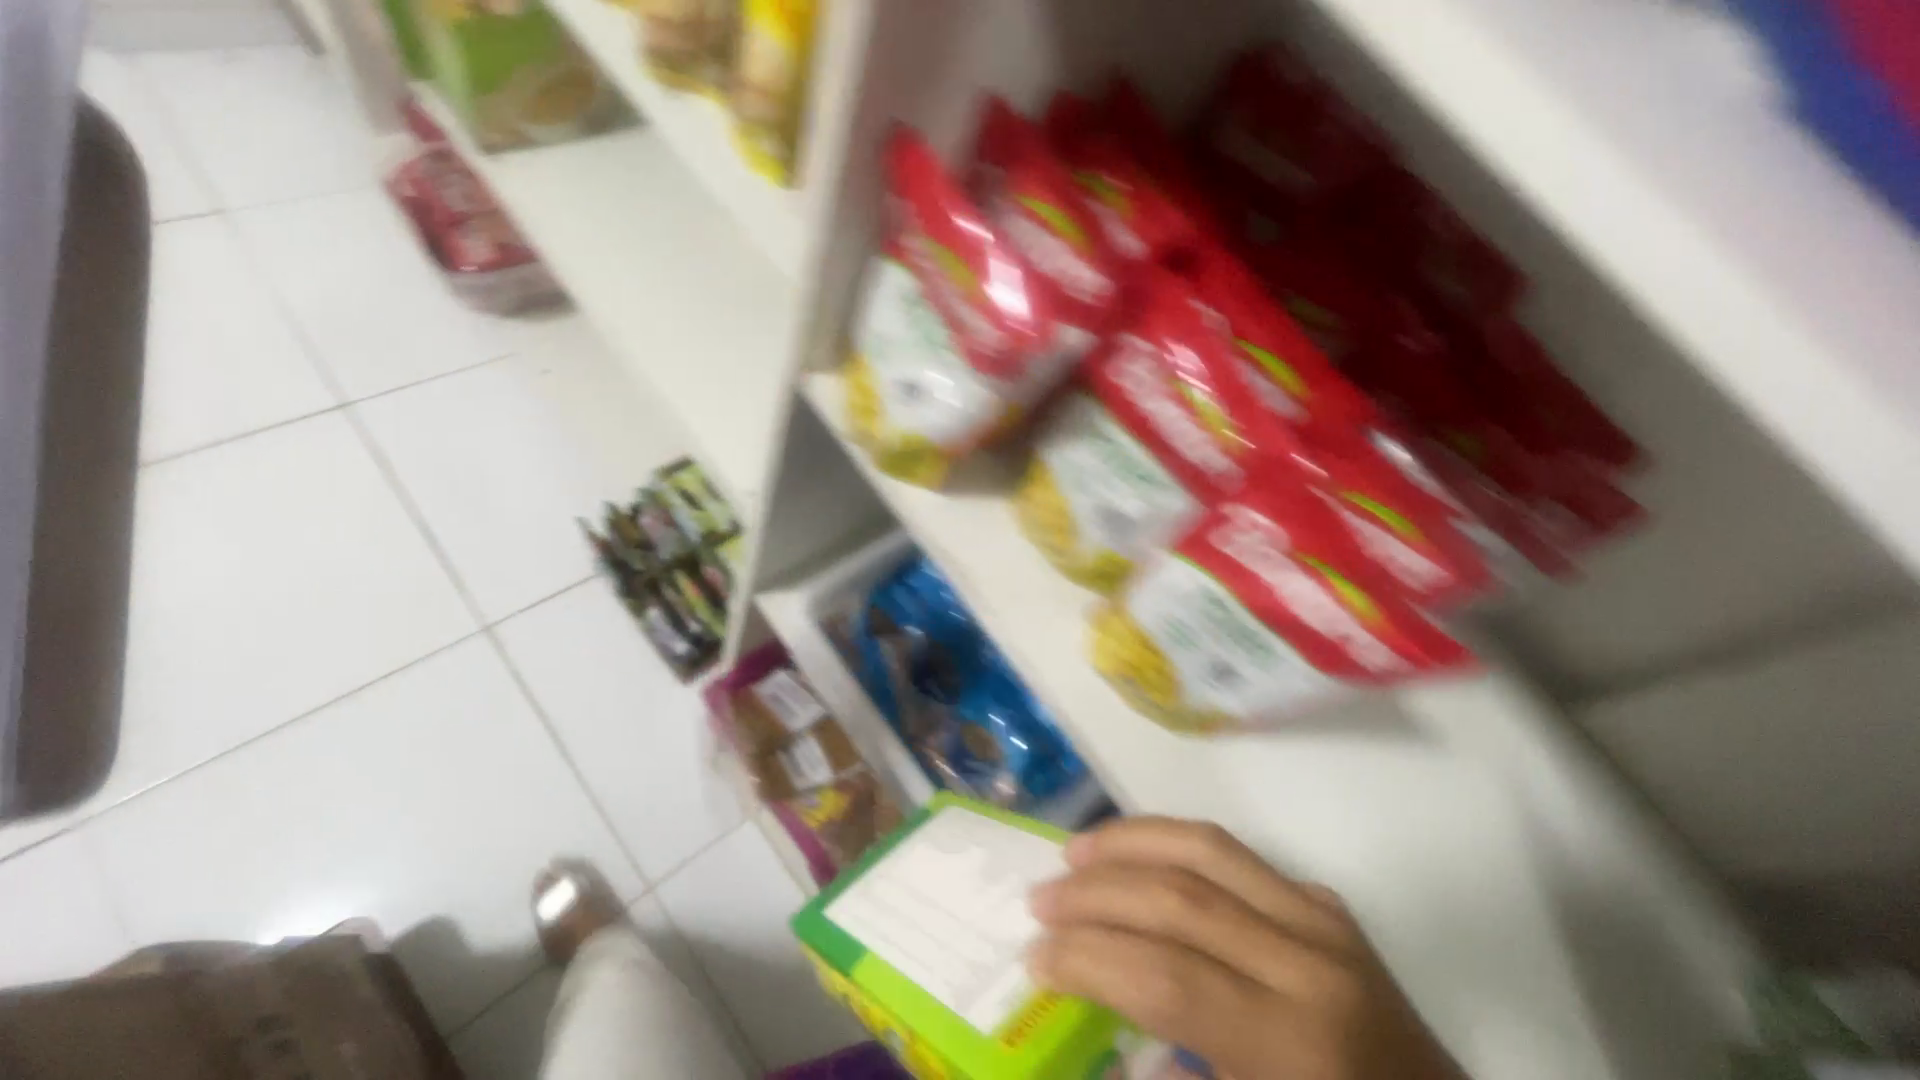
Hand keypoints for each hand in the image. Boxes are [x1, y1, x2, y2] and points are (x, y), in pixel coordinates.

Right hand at [1027, 817, 1466, 1079]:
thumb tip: (1105, 1050)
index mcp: (1293, 1043)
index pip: (1166, 978)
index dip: (1088, 961)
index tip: (1035, 958)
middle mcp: (1310, 965)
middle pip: (1180, 902)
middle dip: (1096, 896)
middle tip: (1040, 902)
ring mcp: (1325, 921)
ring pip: (1209, 850)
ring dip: (1129, 844)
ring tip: (1074, 853)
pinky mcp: (1328, 903)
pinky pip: (1239, 854)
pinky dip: (1175, 843)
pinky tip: (1137, 853)